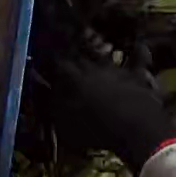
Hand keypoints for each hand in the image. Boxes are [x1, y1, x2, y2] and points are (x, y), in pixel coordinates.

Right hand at [43, 58, 175, 172]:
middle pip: (78, 56)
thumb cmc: (97, 131)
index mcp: (74, 78)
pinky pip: (138, 59)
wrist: (137, 130)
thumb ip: (49, 101)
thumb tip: (36, 83)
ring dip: (95, 52)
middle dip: (68, 52)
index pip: (56, 63)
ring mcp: (117, 70)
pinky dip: (139, 53)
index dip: (47, 59)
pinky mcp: (137, 76)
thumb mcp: (65, 122)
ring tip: (89, 48)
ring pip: (103, 55)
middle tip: (61, 48)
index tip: (40, 56)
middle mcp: (93, 68)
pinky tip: (139, 45)